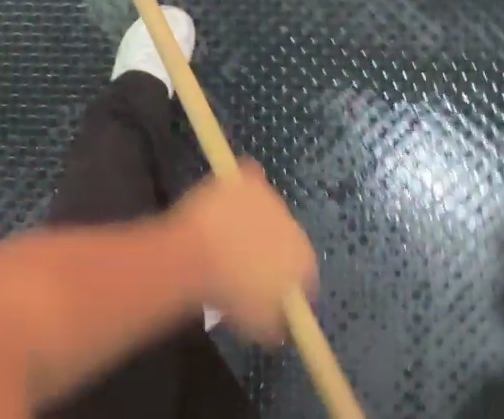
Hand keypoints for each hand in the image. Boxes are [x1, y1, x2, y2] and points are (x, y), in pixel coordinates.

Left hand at [167, 161, 318, 345]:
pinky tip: (230, 195)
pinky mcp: (249, 178)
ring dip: (256, 216)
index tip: (271, 286)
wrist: (198, 254)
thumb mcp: (259, 325)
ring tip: (231, 229)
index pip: (305, 271)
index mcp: (304, 260)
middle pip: (287, 236)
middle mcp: (295, 225)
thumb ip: (278, 323)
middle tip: (246, 259)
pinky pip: (251, 177)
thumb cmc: (229, 293)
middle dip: (272, 246)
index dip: (288, 279)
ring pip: (268, 207)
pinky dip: (243, 185)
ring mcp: (271, 198)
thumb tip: (280, 324)